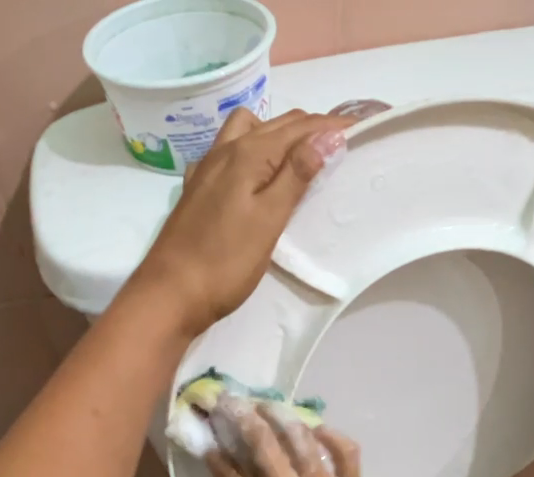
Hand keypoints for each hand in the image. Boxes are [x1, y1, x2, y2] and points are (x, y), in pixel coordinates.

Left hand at [127, 108, 352, 337]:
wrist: (170, 294)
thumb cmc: (225, 262)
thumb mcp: (269, 219)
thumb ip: (296, 175)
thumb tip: (327, 137)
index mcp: (247, 153)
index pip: (299, 128)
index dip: (331, 127)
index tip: (363, 130)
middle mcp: (225, 150)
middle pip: (276, 125)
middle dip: (310, 128)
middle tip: (342, 145)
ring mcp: (206, 169)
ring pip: (249, 131)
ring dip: (277, 133)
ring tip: (300, 156)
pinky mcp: (198, 190)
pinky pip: (229, 153)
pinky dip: (251, 150)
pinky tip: (255, 173)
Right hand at [207, 411, 413, 476]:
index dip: (216, 453)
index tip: (208, 434)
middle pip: (262, 446)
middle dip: (242, 418)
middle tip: (231, 401)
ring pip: (300, 441)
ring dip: (280, 417)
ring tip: (267, 405)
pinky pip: (344, 452)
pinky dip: (330, 435)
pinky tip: (317, 429)